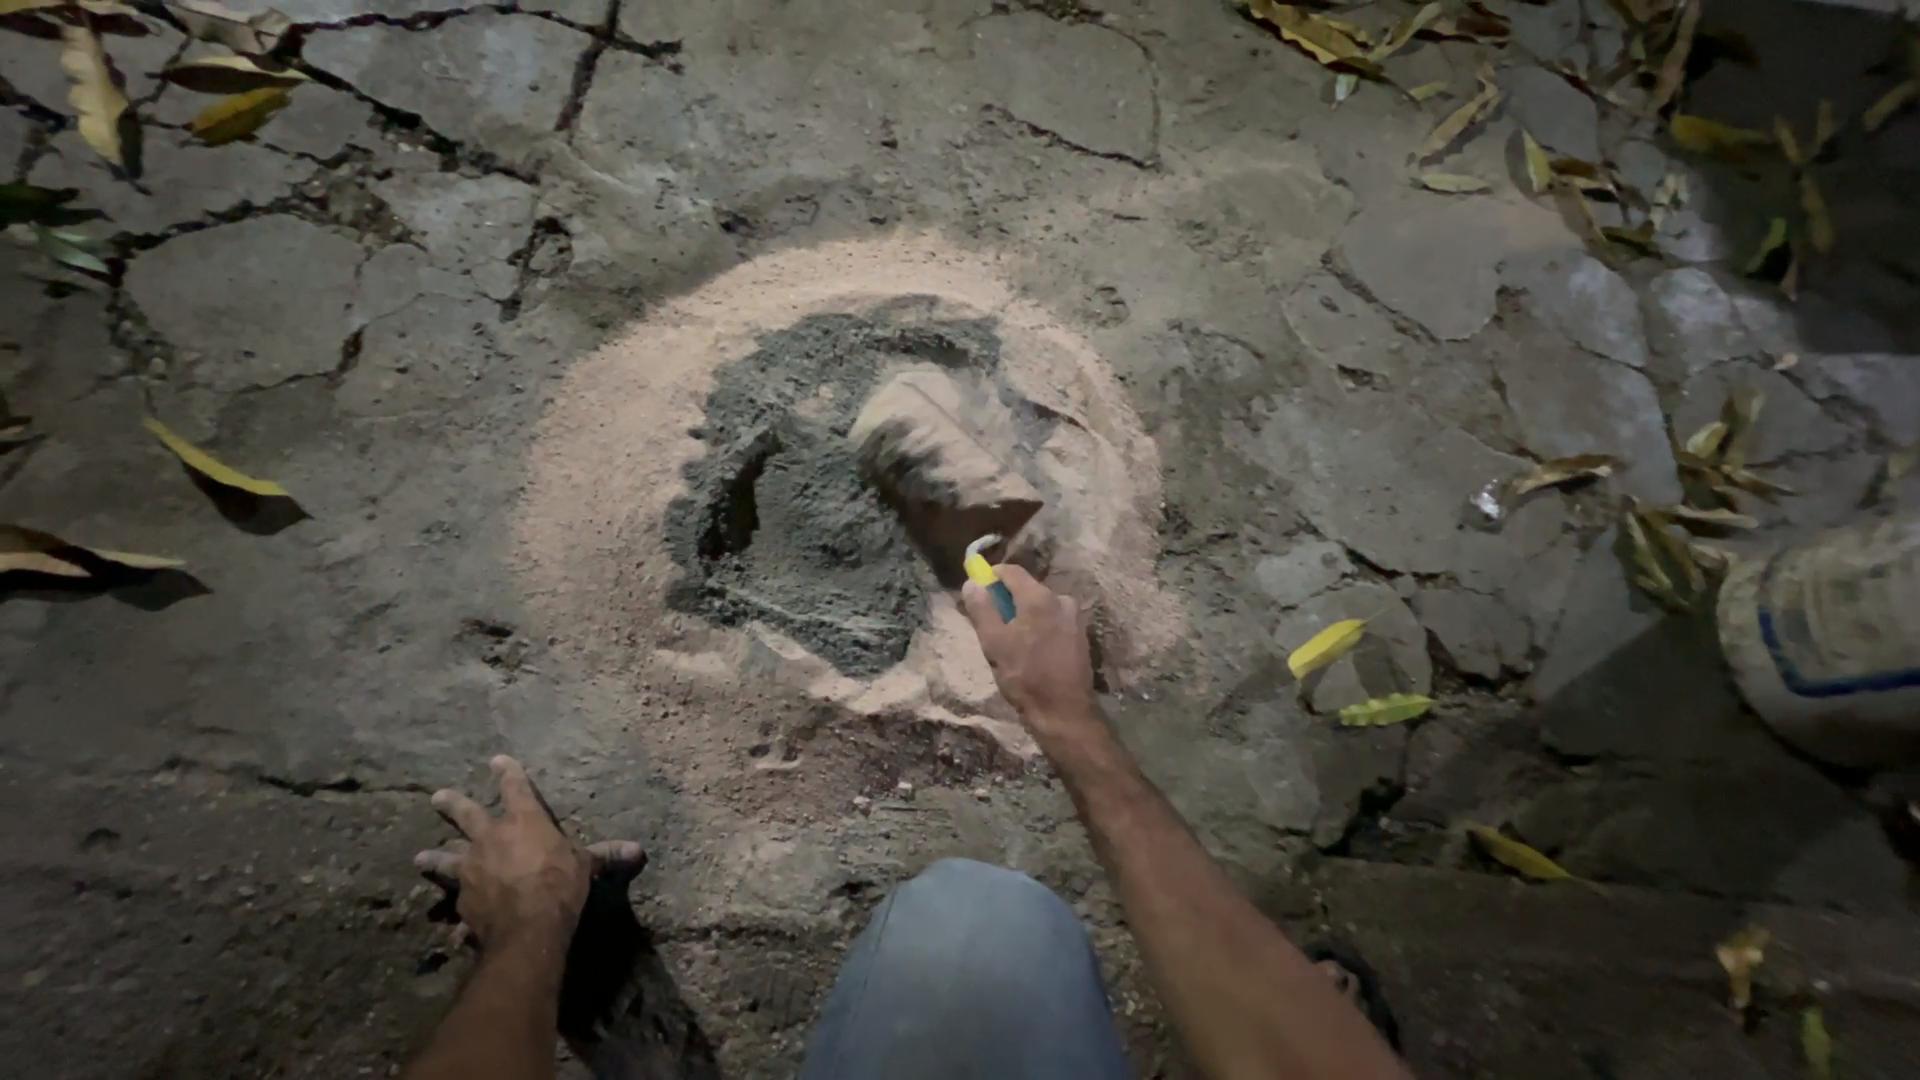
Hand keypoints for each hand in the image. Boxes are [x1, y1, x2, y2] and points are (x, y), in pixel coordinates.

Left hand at [415, 756, 644, 951]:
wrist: (527, 927)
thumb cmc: (560, 883)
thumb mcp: (586, 865)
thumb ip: (605, 855)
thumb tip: (639, 851)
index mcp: (523, 822)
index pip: (515, 788)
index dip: (508, 773)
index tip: (497, 759)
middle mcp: (491, 840)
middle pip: (467, 816)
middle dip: (453, 804)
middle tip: (437, 797)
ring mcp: (472, 871)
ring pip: (447, 859)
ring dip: (434, 858)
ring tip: (419, 858)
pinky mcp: (463, 902)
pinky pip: (458, 905)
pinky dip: (456, 912)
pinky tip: (451, 925)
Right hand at [960, 564, 1102, 748]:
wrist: (1064, 712)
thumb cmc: (1025, 676)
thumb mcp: (994, 643)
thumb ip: (982, 609)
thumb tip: (971, 583)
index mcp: (1039, 597)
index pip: (1011, 571)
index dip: (992, 575)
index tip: (979, 588)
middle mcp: (1061, 599)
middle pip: (1027, 588)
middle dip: (1007, 599)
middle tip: (992, 622)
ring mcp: (1074, 617)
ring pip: (1041, 605)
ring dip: (1024, 615)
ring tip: (1011, 642)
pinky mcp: (1080, 634)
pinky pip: (1053, 619)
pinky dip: (1039, 626)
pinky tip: (1031, 650)